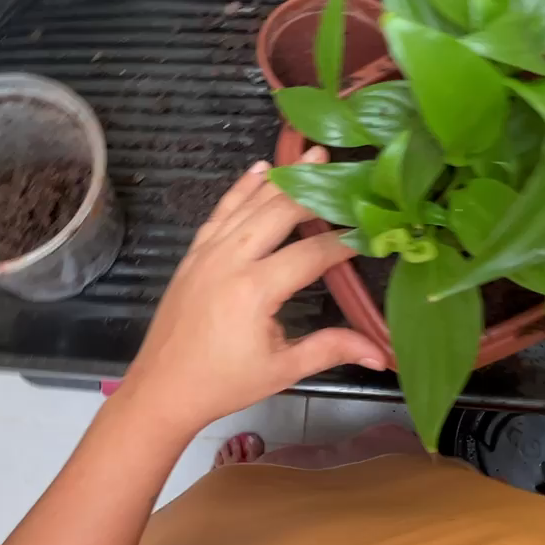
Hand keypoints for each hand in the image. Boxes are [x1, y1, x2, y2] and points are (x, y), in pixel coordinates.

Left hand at [114, 148, 388, 437]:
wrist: (162, 389)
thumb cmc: (224, 383)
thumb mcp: (282, 370)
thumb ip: (331, 349)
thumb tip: (381, 354)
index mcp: (255, 289)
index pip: (310, 253)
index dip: (342, 242)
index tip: (369, 230)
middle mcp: (230, 260)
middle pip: (278, 212)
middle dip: (312, 188)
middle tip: (341, 165)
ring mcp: (207, 252)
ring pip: (248, 205)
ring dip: (281, 179)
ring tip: (310, 155)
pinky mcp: (193, 254)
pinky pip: (220, 212)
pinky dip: (240, 189)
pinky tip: (259, 170)